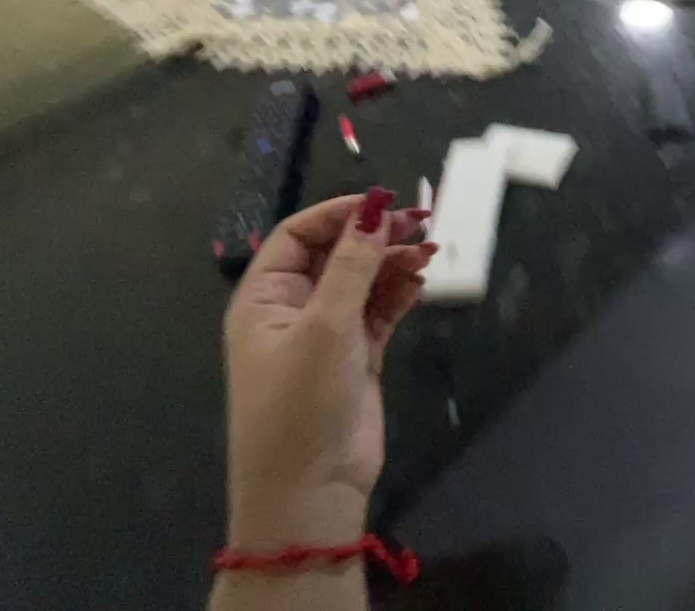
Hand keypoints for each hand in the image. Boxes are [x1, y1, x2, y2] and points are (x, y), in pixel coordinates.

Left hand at [222, 191, 432, 548]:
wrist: (311, 491)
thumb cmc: (302, 403)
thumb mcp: (325, 326)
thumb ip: (353, 264)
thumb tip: (375, 208)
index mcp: (265, 298)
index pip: (299, 235)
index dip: (340, 214)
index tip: (385, 204)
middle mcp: (294, 309)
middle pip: (337, 254)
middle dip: (376, 236)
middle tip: (421, 222)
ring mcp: (328, 332)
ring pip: (364, 280)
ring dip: (394, 263)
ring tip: (429, 253)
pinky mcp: (358, 354)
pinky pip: (381, 309)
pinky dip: (400, 293)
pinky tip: (421, 282)